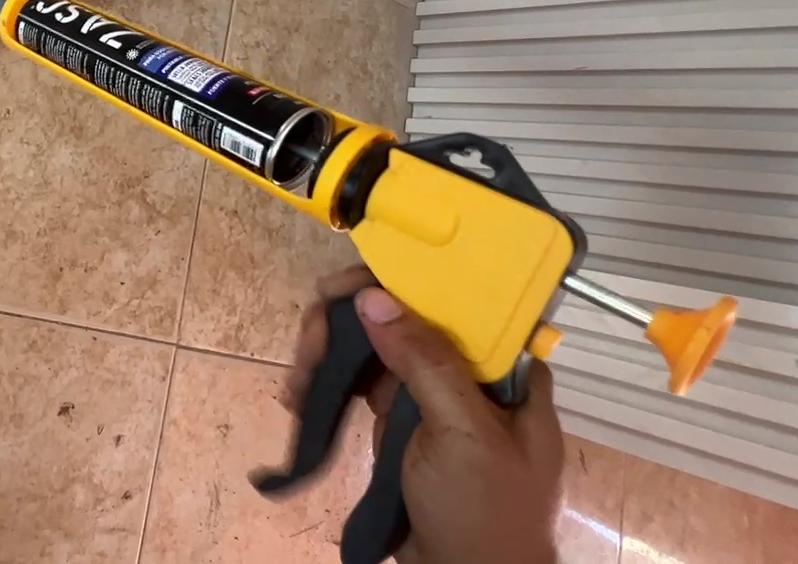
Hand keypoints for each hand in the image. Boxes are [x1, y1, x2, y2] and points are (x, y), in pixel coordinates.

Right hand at [285, 268, 564, 563]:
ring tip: (296, 382)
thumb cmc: (482, 514)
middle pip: (391, 313)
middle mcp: (463, 367)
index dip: (387, 284)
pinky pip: (354, 372)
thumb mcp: (463, 438)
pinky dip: (321, 376)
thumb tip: (371, 296)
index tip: (339, 294)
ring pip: (365, 339)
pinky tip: (300, 392)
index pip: (443, 298)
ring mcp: (427, 388)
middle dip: (339, 324)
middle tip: (307, 349)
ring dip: (322, 351)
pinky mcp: (396, 409)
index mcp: (500, 369)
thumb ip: (426, 365)